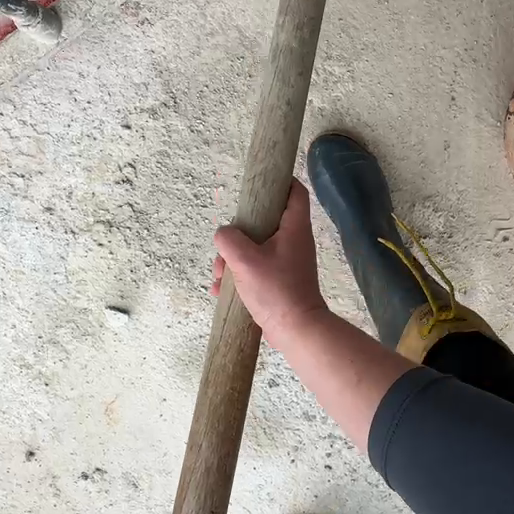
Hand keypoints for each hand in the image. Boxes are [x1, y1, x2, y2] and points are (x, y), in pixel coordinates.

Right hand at [211, 180, 328, 341]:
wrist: (295, 331)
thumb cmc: (276, 290)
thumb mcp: (245, 261)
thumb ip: (229, 240)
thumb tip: (223, 234)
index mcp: (294, 227)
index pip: (295, 192)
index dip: (281, 182)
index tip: (261, 183)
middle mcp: (293, 240)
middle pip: (264, 221)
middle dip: (238, 233)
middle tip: (224, 246)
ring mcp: (287, 261)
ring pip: (255, 247)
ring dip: (232, 258)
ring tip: (217, 275)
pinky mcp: (280, 280)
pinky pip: (255, 268)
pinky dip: (238, 275)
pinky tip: (220, 289)